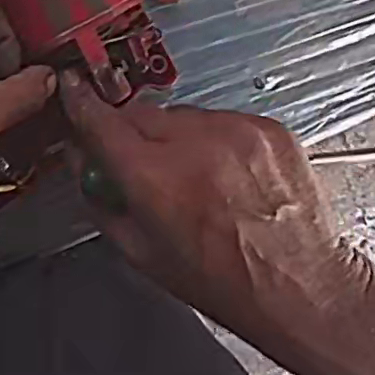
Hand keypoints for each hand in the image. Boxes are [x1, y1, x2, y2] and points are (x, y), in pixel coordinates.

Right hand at [60, 70, 370, 342]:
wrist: (302, 288)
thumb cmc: (222, 281)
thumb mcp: (143, 254)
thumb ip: (101, 200)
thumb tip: (80, 159)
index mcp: (156, 179)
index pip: (101, 122)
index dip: (81, 103)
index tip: (72, 87)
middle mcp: (194, 144)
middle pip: (140, 113)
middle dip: (133, 132)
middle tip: (147, 162)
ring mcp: (235, 130)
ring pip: (183, 114)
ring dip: (178, 135)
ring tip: (199, 175)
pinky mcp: (266, 126)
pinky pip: (222, 117)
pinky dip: (217, 137)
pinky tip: (229, 172)